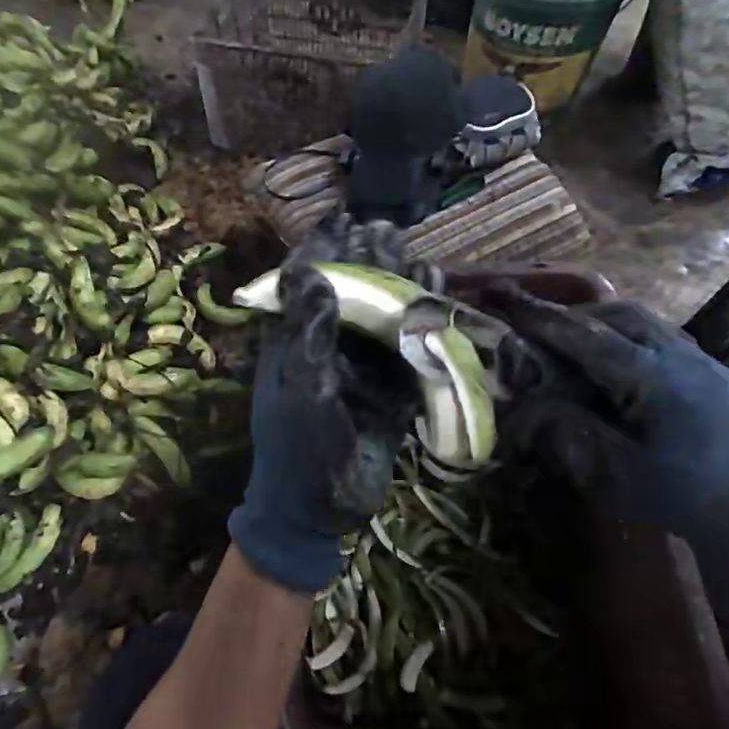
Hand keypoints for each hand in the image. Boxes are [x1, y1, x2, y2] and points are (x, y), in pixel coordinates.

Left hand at [229, 224, 419, 594]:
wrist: (317, 509)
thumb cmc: (296, 449)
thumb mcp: (297, 389)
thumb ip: (307, 334)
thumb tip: (313, 275)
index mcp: (293, 341)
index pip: (306, 284)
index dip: (324, 250)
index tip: (342, 219)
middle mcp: (327, 345)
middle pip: (349, 291)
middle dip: (366, 259)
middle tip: (387, 228)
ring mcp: (360, 366)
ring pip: (381, 313)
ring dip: (396, 283)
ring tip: (412, 251)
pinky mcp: (390, 388)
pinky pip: (408, 347)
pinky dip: (422, 322)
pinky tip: (435, 295)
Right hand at [484, 287, 728, 621]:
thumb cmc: (680, 500)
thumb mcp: (614, 471)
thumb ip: (568, 428)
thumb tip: (524, 401)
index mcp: (656, 380)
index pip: (587, 337)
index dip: (542, 318)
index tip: (505, 298)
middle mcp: (683, 359)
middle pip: (619, 316)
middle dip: (572, 314)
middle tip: (535, 321)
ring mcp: (704, 364)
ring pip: (645, 322)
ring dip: (601, 322)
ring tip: (569, 336)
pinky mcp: (714, 376)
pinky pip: (662, 338)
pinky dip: (626, 336)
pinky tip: (613, 358)